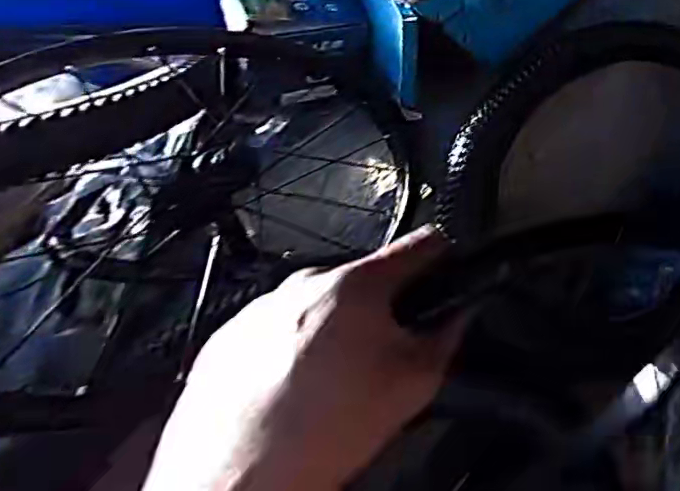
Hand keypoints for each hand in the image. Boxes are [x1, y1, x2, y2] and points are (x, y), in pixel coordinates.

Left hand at [142, 227, 463, 490]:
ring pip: (320, 303)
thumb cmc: (320, 438)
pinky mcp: (221, 344)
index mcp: (358, 283)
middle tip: (382, 354)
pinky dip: (288, 351)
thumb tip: (458, 315)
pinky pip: (274, 330)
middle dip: (382, 307)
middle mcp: (307, 282)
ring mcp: (258, 311)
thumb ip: (448, 336)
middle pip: (368, 277)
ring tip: (330, 384)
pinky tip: (291, 395)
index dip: (447, 254)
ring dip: (334, 328)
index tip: (448, 272)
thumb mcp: (416, 384)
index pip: (424, 241)